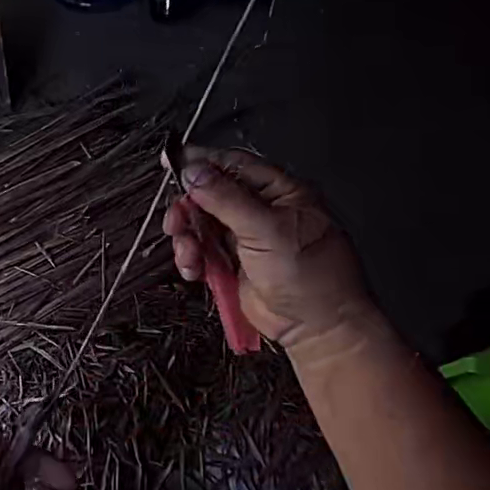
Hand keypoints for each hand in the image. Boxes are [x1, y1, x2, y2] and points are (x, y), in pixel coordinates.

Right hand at [162, 147, 382, 358]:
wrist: (316, 328)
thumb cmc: (314, 278)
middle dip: (188, 207)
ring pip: (200, 224)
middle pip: (209, 195)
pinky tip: (195, 269)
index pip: (233, 164)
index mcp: (278, 192)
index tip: (173, 161)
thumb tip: (196, 172)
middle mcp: (260, 211)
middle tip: (178, 220)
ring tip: (190, 253)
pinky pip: (200, 251)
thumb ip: (226, 199)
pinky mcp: (232, 263)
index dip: (201, 161)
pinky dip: (191, 259)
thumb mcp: (267, 230)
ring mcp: (245, 238)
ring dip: (187, 238)